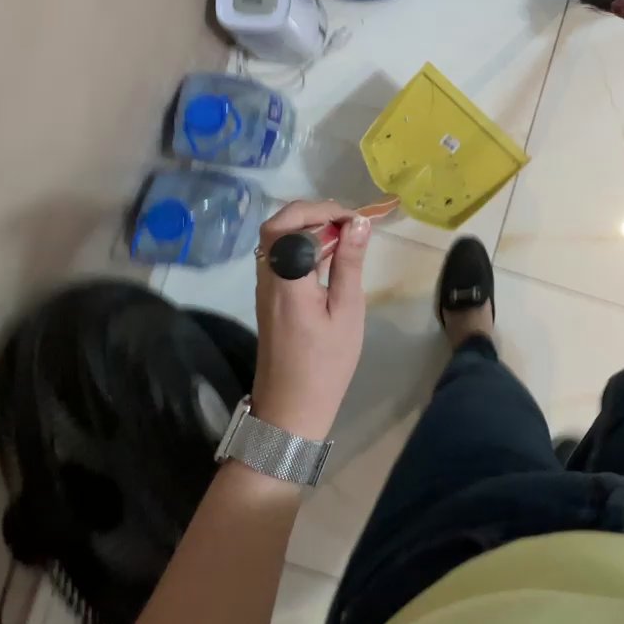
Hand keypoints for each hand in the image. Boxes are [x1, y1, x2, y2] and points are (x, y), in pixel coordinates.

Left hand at [249, 200, 369, 440]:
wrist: (291, 410)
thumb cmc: (325, 365)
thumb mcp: (347, 313)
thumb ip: (349, 264)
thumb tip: (358, 223)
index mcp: (287, 281)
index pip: (289, 225)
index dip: (321, 212)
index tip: (354, 220)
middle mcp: (268, 278)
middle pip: (276, 226)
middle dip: (311, 213)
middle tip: (346, 222)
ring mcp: (265, 288)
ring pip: (276, 241)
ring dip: (308, 228)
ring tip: (344, 236)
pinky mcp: (270, 298)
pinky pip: (281, 258)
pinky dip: (304, 247)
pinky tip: (331, 257)